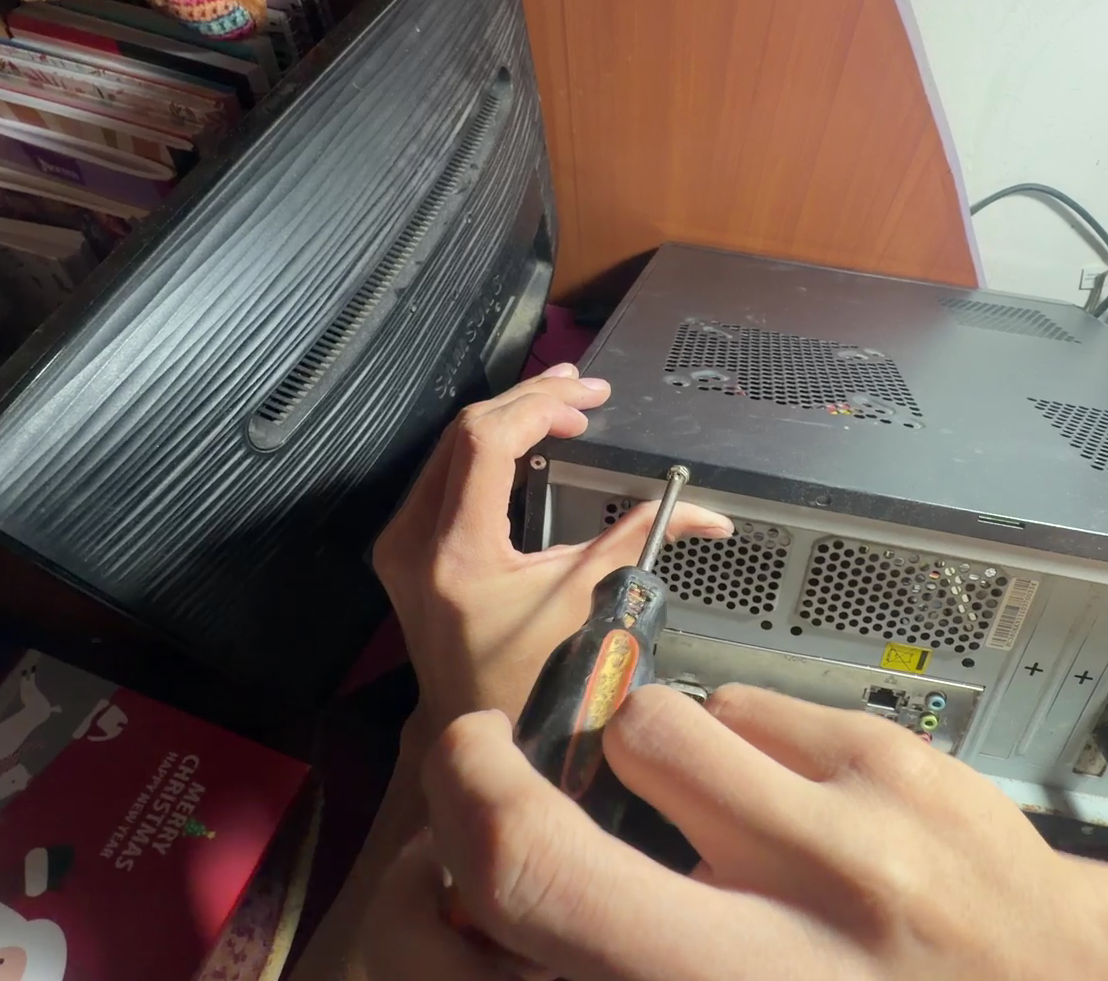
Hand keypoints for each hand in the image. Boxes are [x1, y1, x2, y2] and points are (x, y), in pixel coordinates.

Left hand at [372, 364, 731, 731]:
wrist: (464, 717)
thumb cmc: (525, 677)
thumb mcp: (586, 603)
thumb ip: (639, 542)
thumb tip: (706, 516)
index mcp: (459, 554)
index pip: (485, 444)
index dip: (538, 407)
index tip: (586, 404)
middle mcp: (415, 539)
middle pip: (465, 431)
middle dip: (531, 399)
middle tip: (585, 391)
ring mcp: (401, 536)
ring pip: (451, 442)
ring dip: (510, 413)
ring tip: (563, 399)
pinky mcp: (405, 537)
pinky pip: (446, 465)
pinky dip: (490, 440)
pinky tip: (527, 431)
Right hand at [390, 684, 1107, 980]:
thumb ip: (639, 950)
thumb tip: (514, 911)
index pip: (533, 921)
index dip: (436, 883)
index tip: (434, 848)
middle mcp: (780, 956)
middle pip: (542, 847)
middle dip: (476, 782)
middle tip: (476, 761)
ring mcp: (846, 843)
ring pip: (655, 725)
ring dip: (645, 745)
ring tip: (696, 793)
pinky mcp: (892, 759)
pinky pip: (749, 704)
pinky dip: (740, 736)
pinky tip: (789, 790)